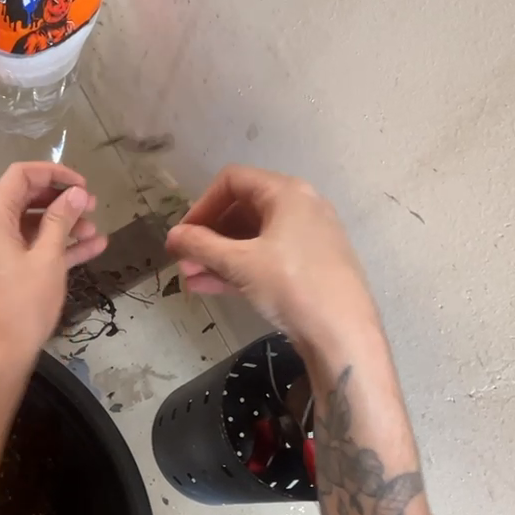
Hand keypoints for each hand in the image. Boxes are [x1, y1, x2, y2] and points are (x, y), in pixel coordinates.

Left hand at [0, 162, 106, 366]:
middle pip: (26, 199)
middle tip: (93, 206)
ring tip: (96, 232)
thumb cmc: (23, 304)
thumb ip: (61, 220)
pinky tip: (92, 248)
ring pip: (32, 226)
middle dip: (61, 200)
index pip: (20, 175)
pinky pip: (31, 249)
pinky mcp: (4, 273)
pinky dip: (57, 247)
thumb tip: (76, 193)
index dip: (54, 173)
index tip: (82, 185)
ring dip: (64, 225)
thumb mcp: (47, 258)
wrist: (1, 355)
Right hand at [165, 165, 379, 354]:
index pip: (232, 181)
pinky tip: (210, 287)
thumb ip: (200, 246)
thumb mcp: (239, 264)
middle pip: (241, 209)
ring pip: (251, 237)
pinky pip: (265, 257)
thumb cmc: (291, 286)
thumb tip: (172, 236)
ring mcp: (306, 237)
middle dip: (207, 235)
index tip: (184, 235)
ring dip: (217, 255)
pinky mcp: (308, 265)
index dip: (201, 205)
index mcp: (286, 193)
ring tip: (190, 278)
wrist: (343, 333)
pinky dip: (238, 268)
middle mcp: (300, 207)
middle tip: (183, 260)